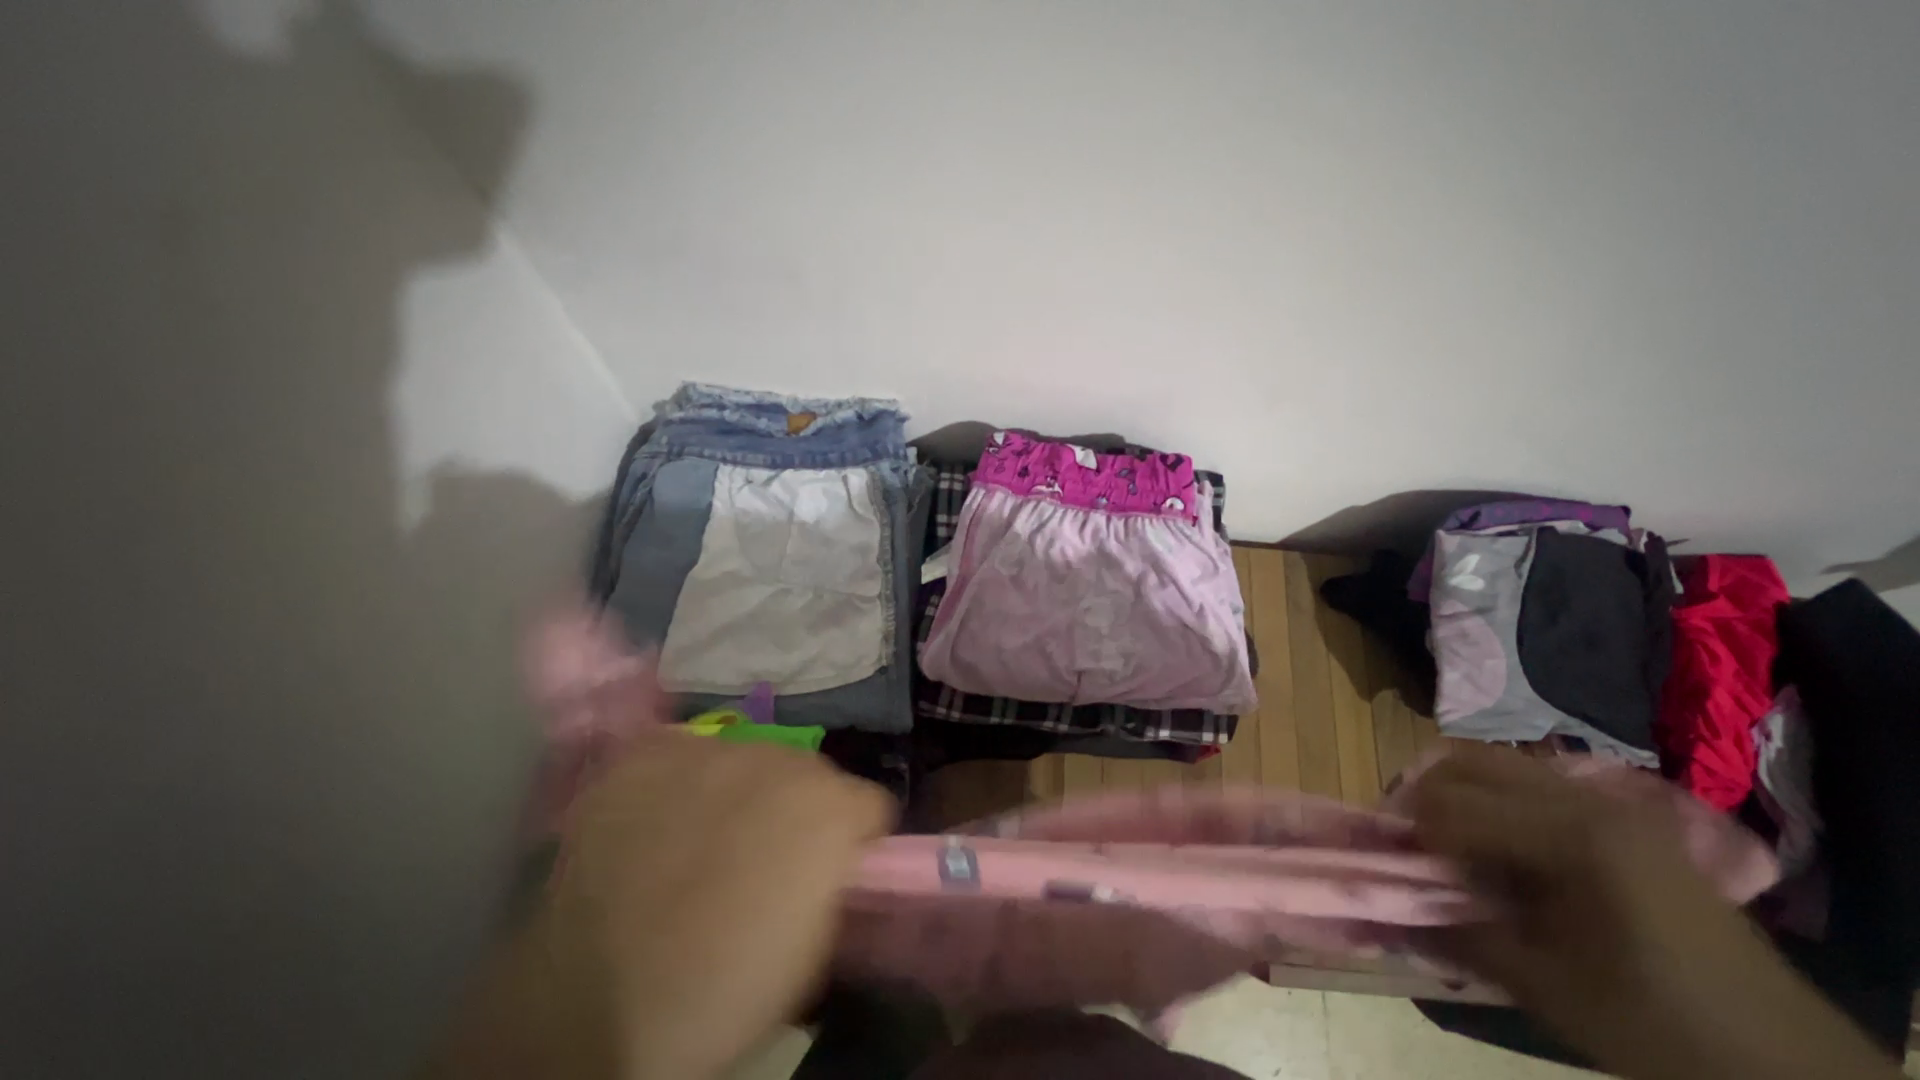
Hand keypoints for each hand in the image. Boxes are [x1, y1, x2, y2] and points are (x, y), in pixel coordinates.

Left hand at [427, 703, 893, 1079]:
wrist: (596, 1007)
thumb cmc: (724, 993)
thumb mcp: (816, 951)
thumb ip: (836, 885)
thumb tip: (833, 866)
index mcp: (830, 807)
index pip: (869, 803)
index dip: (852, 843)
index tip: (828, 874)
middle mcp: (776, 758)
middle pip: (808, 772)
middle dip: (795, 810)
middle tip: (762, 862)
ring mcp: (704, 750)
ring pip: (745, 758)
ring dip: (737, 793)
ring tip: (700, 844)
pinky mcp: (642, 755)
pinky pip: (681, 757)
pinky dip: (679, 785)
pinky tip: (658, 827)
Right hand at [1409, 745, 1895, 1079]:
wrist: (1777, 1053)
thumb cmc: (1655, 1021)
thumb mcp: (1547, 988)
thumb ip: (1458, 935)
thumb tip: (1381, 909)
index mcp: (1572, 835)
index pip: (1450, 804)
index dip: (1407, 832)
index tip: (1385, 863)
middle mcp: (1588, 799)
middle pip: (1469, 762)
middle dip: (1423, 796)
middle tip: (1404, 845)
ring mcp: (1613, 803)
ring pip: (1501, 764)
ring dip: (1458, 794)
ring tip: (1442, 845)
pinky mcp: (1626, 819)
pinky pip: (1536, 785)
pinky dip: (1496, 802)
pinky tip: (1496, 852)